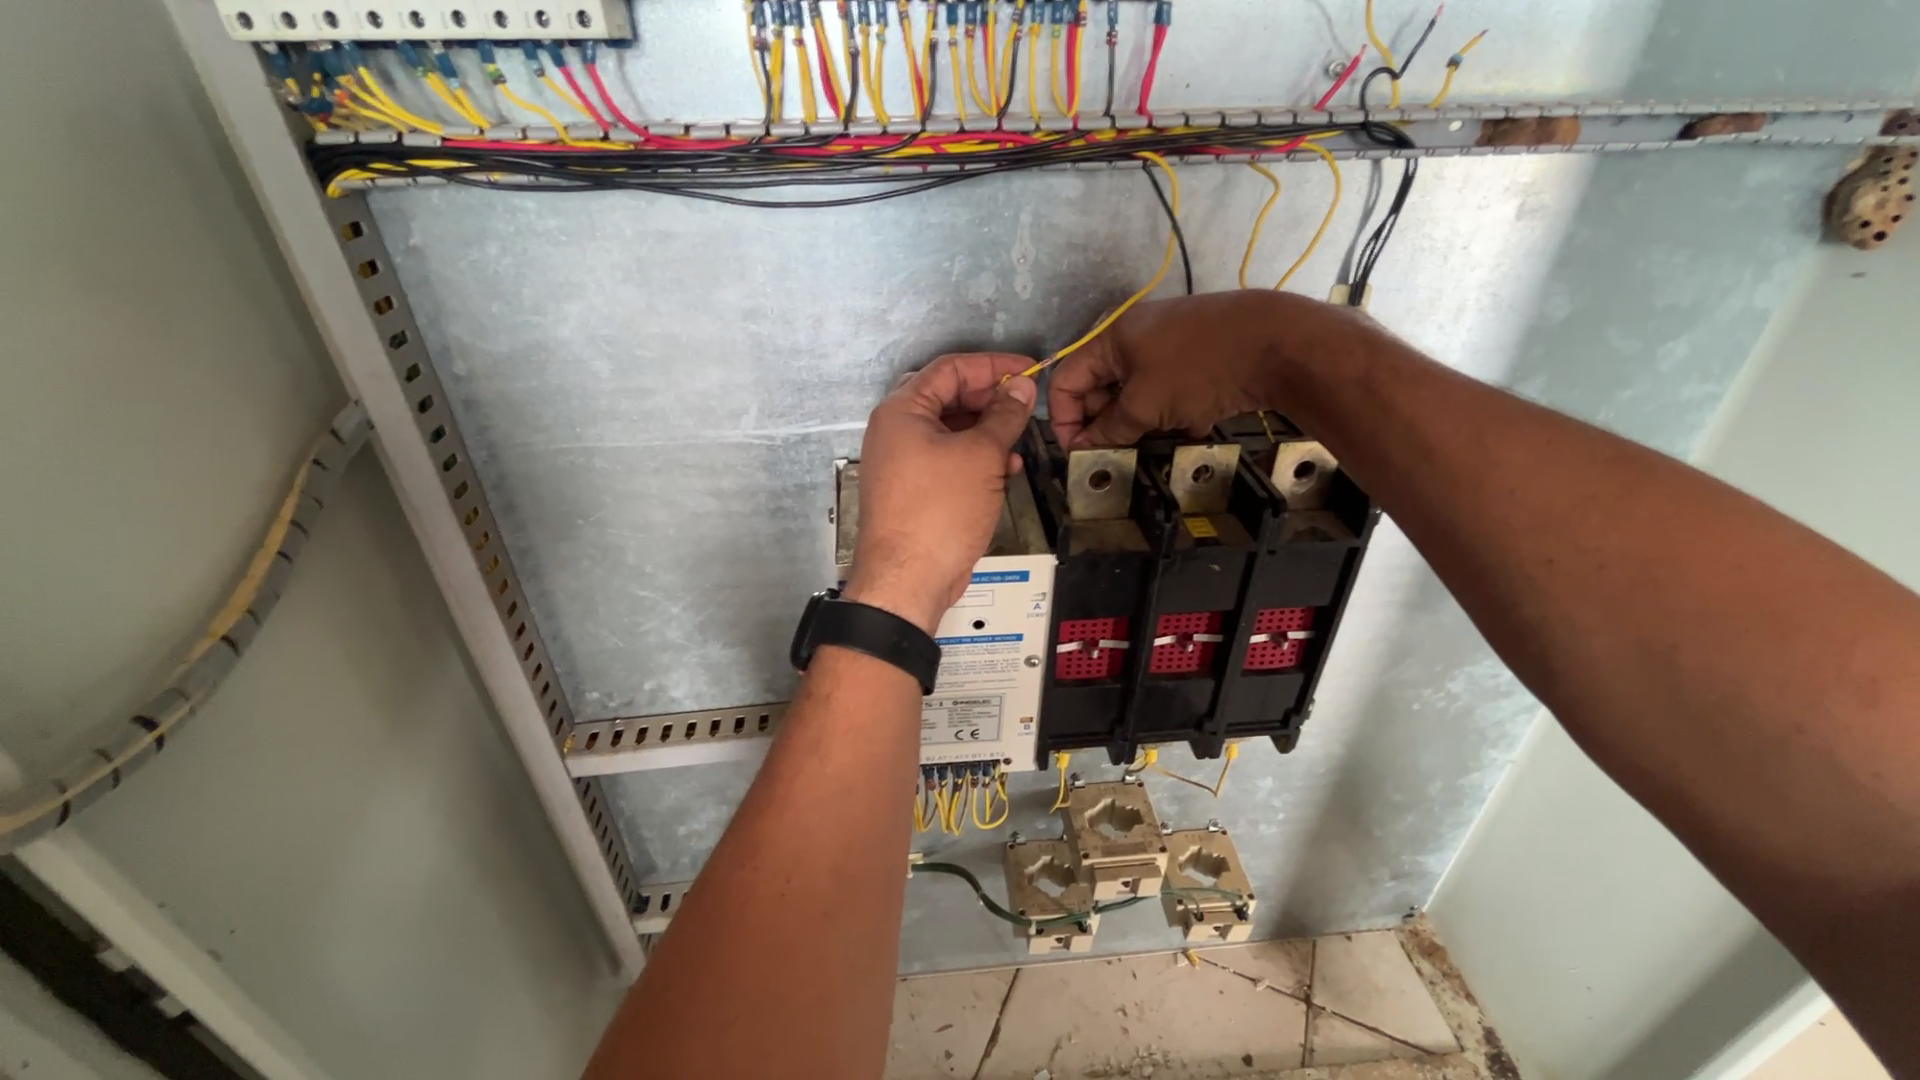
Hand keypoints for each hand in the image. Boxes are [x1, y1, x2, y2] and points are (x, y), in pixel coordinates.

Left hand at [846, 353, 1037, 634]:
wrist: (908, 579)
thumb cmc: (938, 513)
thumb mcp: (981, 456)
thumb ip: (1004, 416)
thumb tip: (1022, 388)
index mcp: (902, 411)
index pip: (950, 369)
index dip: (993, 366)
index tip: (1028, 371)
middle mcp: (896, 431)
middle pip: (948, 398)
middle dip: (990, 399)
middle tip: (1024, 405)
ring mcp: (902, 462)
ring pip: (950, 431)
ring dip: (986, 432)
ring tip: (1018, 440)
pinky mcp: (913, 489)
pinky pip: (947, 460)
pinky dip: (974, 459)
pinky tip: (1003, 470)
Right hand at [1049, 290, 1384, 447]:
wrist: (1279, 344)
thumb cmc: (1199, 369)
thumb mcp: (1145, 405)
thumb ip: (1110, 429)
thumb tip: (1084, 448)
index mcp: (1112, 337)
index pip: (1066, 380)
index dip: (1064, 419)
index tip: (1077, 454)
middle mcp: (1136, 336)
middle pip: (1101, 387)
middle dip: (1105, 423)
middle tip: (1115, 453)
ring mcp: (1170, 344)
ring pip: (1138, 392)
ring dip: (1142, 422)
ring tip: (1156, 442)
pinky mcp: (1199, 356)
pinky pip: (1169, 389)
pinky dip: (1173, 411)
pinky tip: (1191, 425)